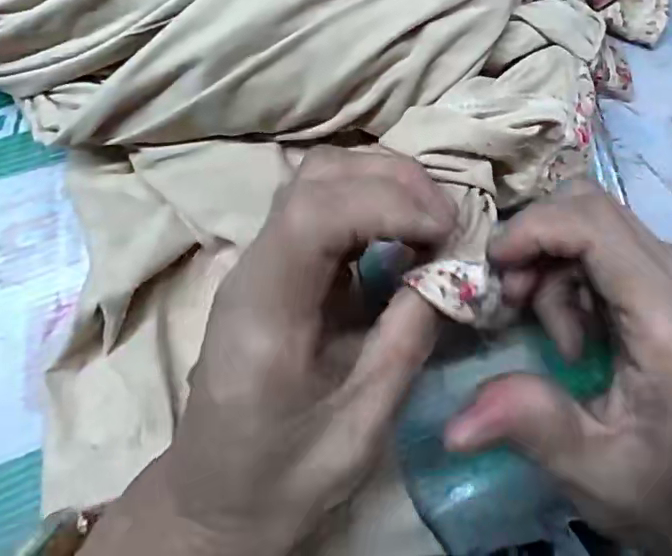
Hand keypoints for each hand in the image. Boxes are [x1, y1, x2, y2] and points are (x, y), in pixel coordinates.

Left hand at [85, 147, 457, 555]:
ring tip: (431, 220)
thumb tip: (454, 268)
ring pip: (320, 175)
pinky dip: (372, 196)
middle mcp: (253, 263)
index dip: (386, 203)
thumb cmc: (285, 474)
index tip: (445, 231)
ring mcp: (261, 253)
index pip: (313, 214)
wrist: (216, 494)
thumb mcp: (363, 423)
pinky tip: (403, 227)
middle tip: (449, 222)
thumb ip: (408, 336)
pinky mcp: (277, 256)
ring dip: (384, 181)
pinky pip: (324, 198)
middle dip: (394, 181)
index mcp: (263, 309)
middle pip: (318, 176)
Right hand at [442, 183, 671, 555]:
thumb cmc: (671, 491)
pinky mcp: (668, 275)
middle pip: (592, 206)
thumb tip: (454, 424)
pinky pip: (603, 237)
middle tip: (514, 298)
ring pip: (593, 216)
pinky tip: (570, 321)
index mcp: (670, 323)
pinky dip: (567, 263)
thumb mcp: (597, 475)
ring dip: (550, 255)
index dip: (536, 228)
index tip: (495, 266)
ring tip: (546, 325)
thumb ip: (534, 427)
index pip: (596, 226)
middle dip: (536, 238)